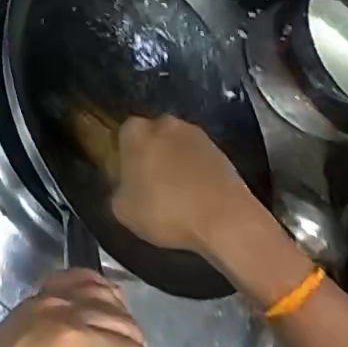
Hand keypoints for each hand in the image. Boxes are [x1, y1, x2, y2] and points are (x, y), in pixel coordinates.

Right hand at [109, 115, 265, 255]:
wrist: (230, 224)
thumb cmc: (167, 211)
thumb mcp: (123, 210)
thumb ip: (117, 191)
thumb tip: (125, 188)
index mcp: (134, 130)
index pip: (120, 138)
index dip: (123, 160)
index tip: (129, 181)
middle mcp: (163, 122)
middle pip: (150, 139)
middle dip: (150, 158)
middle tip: (152, 188)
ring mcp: (196, 135)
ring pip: (176, 149)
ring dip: (176, 166)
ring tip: (180, 198)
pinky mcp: (223, 152)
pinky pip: (200, 161)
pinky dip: (198, 175)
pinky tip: (200, 200)